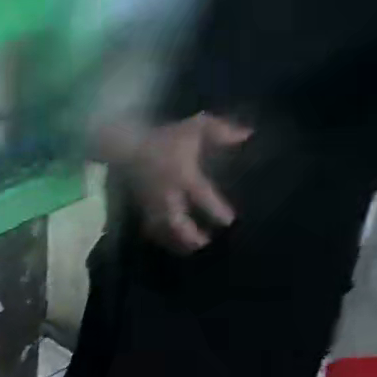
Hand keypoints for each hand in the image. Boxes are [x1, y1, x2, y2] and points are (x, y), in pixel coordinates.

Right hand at [98, 114, 251, 254]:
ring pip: (164, 231)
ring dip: (177, 242)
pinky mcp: (142, 210)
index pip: (202, 196)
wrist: (128, 147)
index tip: (229, 221)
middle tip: (205, 242)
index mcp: (183, 175)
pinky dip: (162, 239)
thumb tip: (247, 135)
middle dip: (191, 235)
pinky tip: (170, 243)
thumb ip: (221, 131)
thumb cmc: (165, 137)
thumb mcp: (195, 127)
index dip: (216, 210)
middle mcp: (167, 195)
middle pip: (178, 222)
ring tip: (190, 250)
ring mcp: (152, 205)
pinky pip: (152, 230)